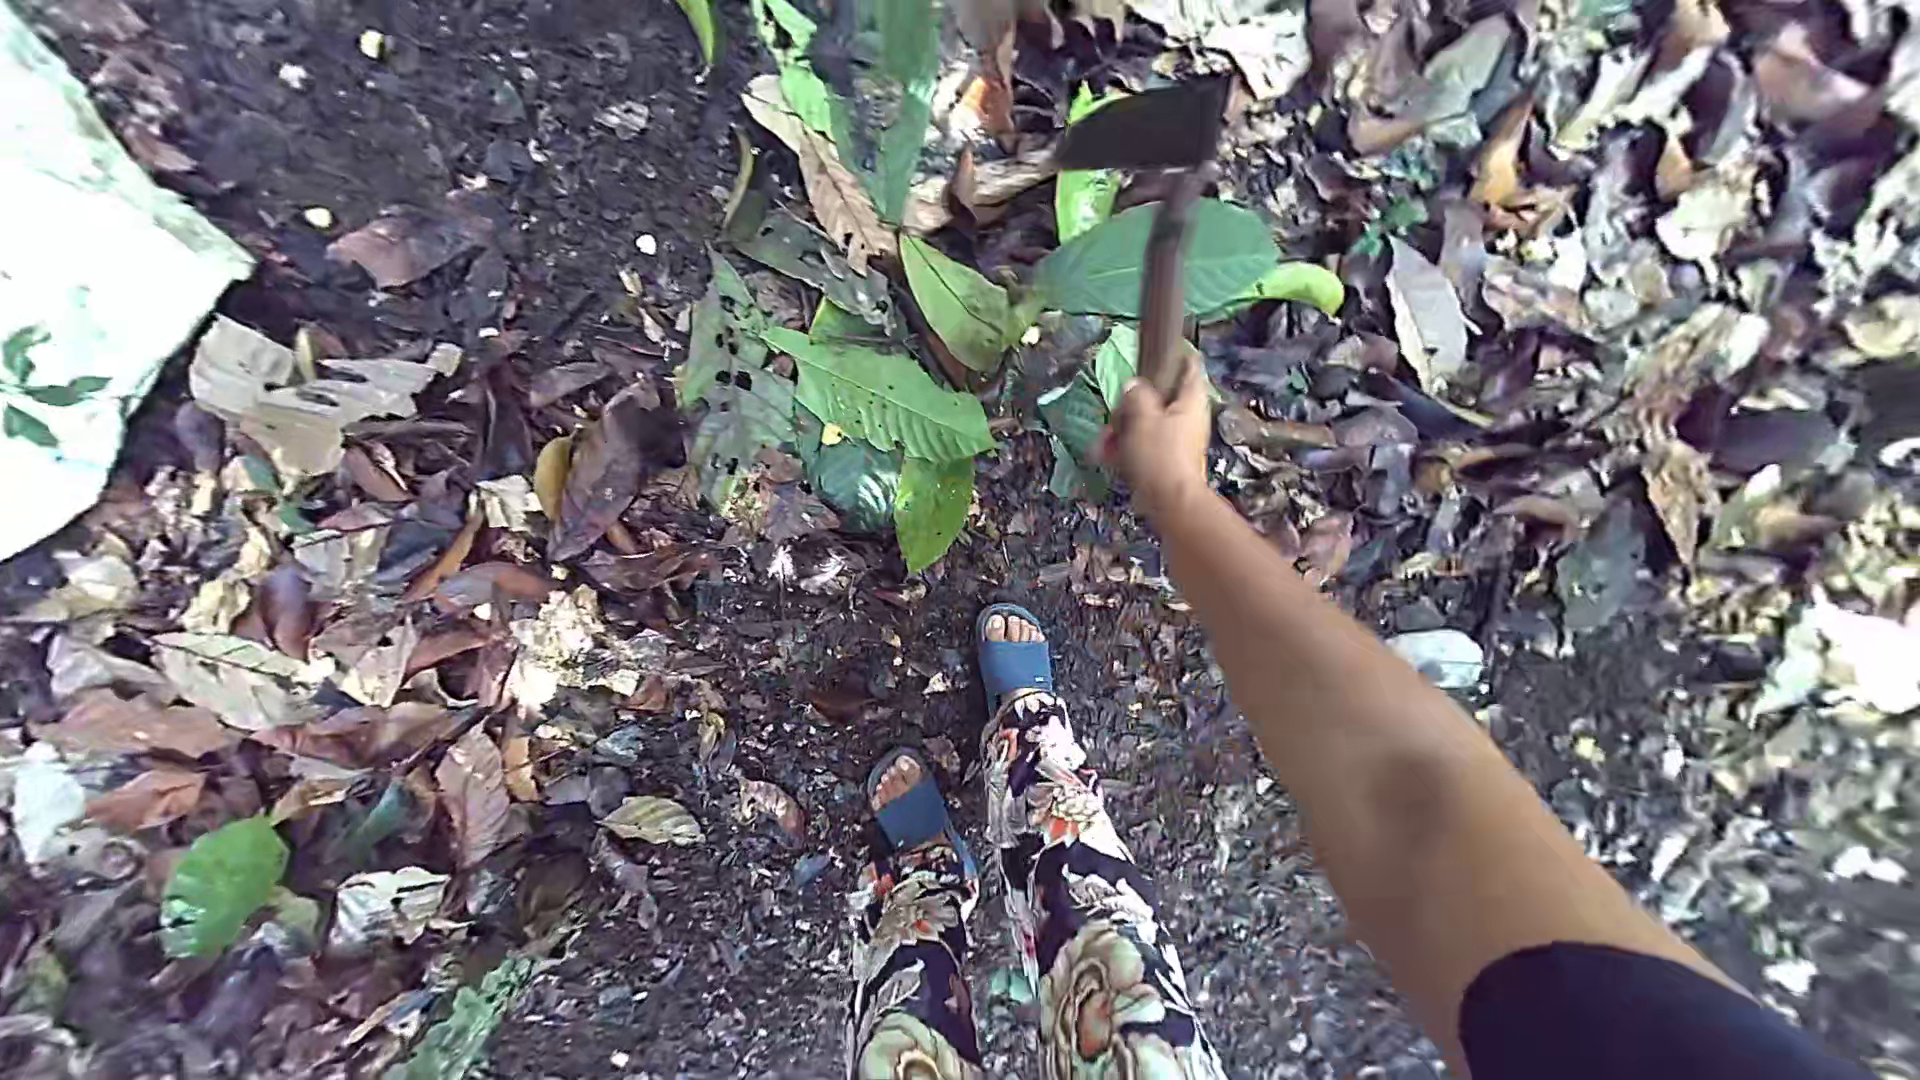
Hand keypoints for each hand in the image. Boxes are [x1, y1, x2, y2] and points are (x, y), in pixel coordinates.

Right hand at [1094, 351, 1210, 519]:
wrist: (1169, 502)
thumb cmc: (1159, 455)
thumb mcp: (1142, 417)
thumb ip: (1136, 395)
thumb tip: (1133, 386)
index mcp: (1189, 399)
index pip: (1188, 363)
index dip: (1173, 353)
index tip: (1152, 352)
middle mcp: (1187, 416)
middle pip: (1157, 398)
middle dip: (1129, 406)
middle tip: (1113, 417)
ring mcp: (1176, 439)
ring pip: (1145, 423)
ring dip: (1121, 431)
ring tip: (1102, 445)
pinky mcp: (1165, 460)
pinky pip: (1143, 445)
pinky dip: (1125, 449)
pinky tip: (1105, 457)